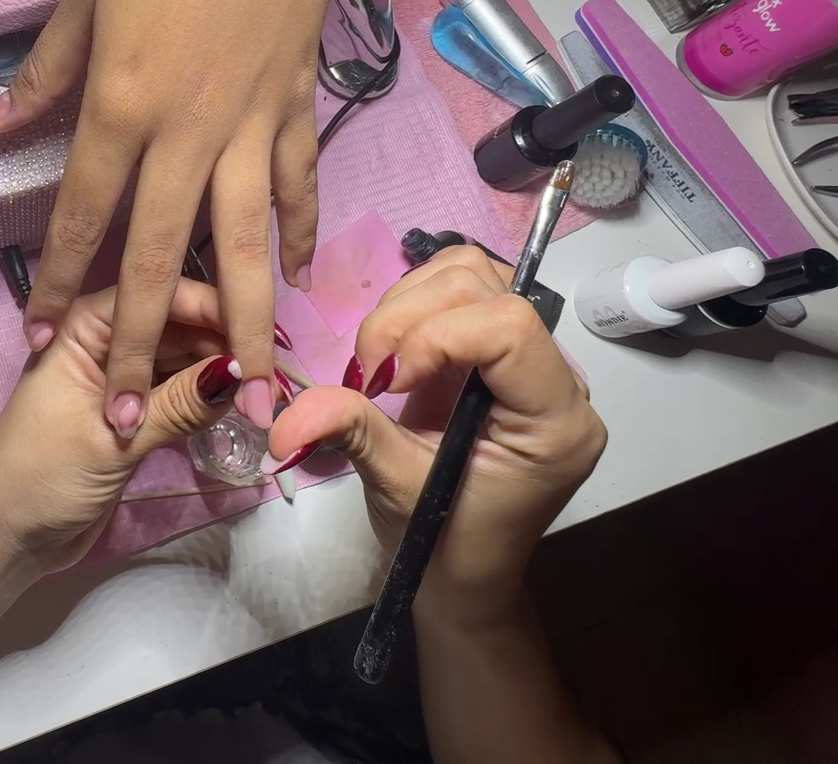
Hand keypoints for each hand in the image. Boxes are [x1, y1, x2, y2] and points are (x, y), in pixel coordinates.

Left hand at [0, 0, 369, 434]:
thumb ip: (42, 77)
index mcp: (122, 104)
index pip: (80, 215)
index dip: (58, 284)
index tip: (40, 342)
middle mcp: (187, 130)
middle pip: (160, 253)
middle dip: (142, 337)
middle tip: (134, 410)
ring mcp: (252, 120)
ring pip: (245, 238)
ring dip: (240, 314)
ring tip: (245, 377)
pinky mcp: (299, 100)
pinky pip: (299, 181)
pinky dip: (299, 228)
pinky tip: (297, 269)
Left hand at [0, 278, 258, 574]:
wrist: (8, 538)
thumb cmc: (41, 476)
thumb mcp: (111, 440)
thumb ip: (177, 406)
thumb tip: (242, 372)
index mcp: (85, 324)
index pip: (159, 296)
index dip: (212, 312)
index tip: (263, 337)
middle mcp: (108, 339)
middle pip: (178, 325)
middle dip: (223, 346)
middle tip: (273, 377)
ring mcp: (122, 375)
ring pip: (183, 358)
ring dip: (219, 374)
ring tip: (265, 393)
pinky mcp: (135, 410)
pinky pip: (179, 391)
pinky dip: (205, 398)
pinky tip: (238, 405)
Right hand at [265, 247, 605, 618]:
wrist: (461, 565)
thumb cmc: (442, 539)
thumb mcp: (394, 486)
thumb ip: (350, 432)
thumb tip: (282, 419)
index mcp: (553, 420)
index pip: (508, 328)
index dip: (433, 338)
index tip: (386, 385)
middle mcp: (554, 376)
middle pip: (479, 287)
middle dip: (402, 320)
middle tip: (368, 377)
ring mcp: (525, 355)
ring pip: (466, 272)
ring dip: (403, 306)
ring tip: (379, 363)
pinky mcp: (493, 348)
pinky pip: (456, 288)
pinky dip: (409, 303)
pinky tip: (394, 351)